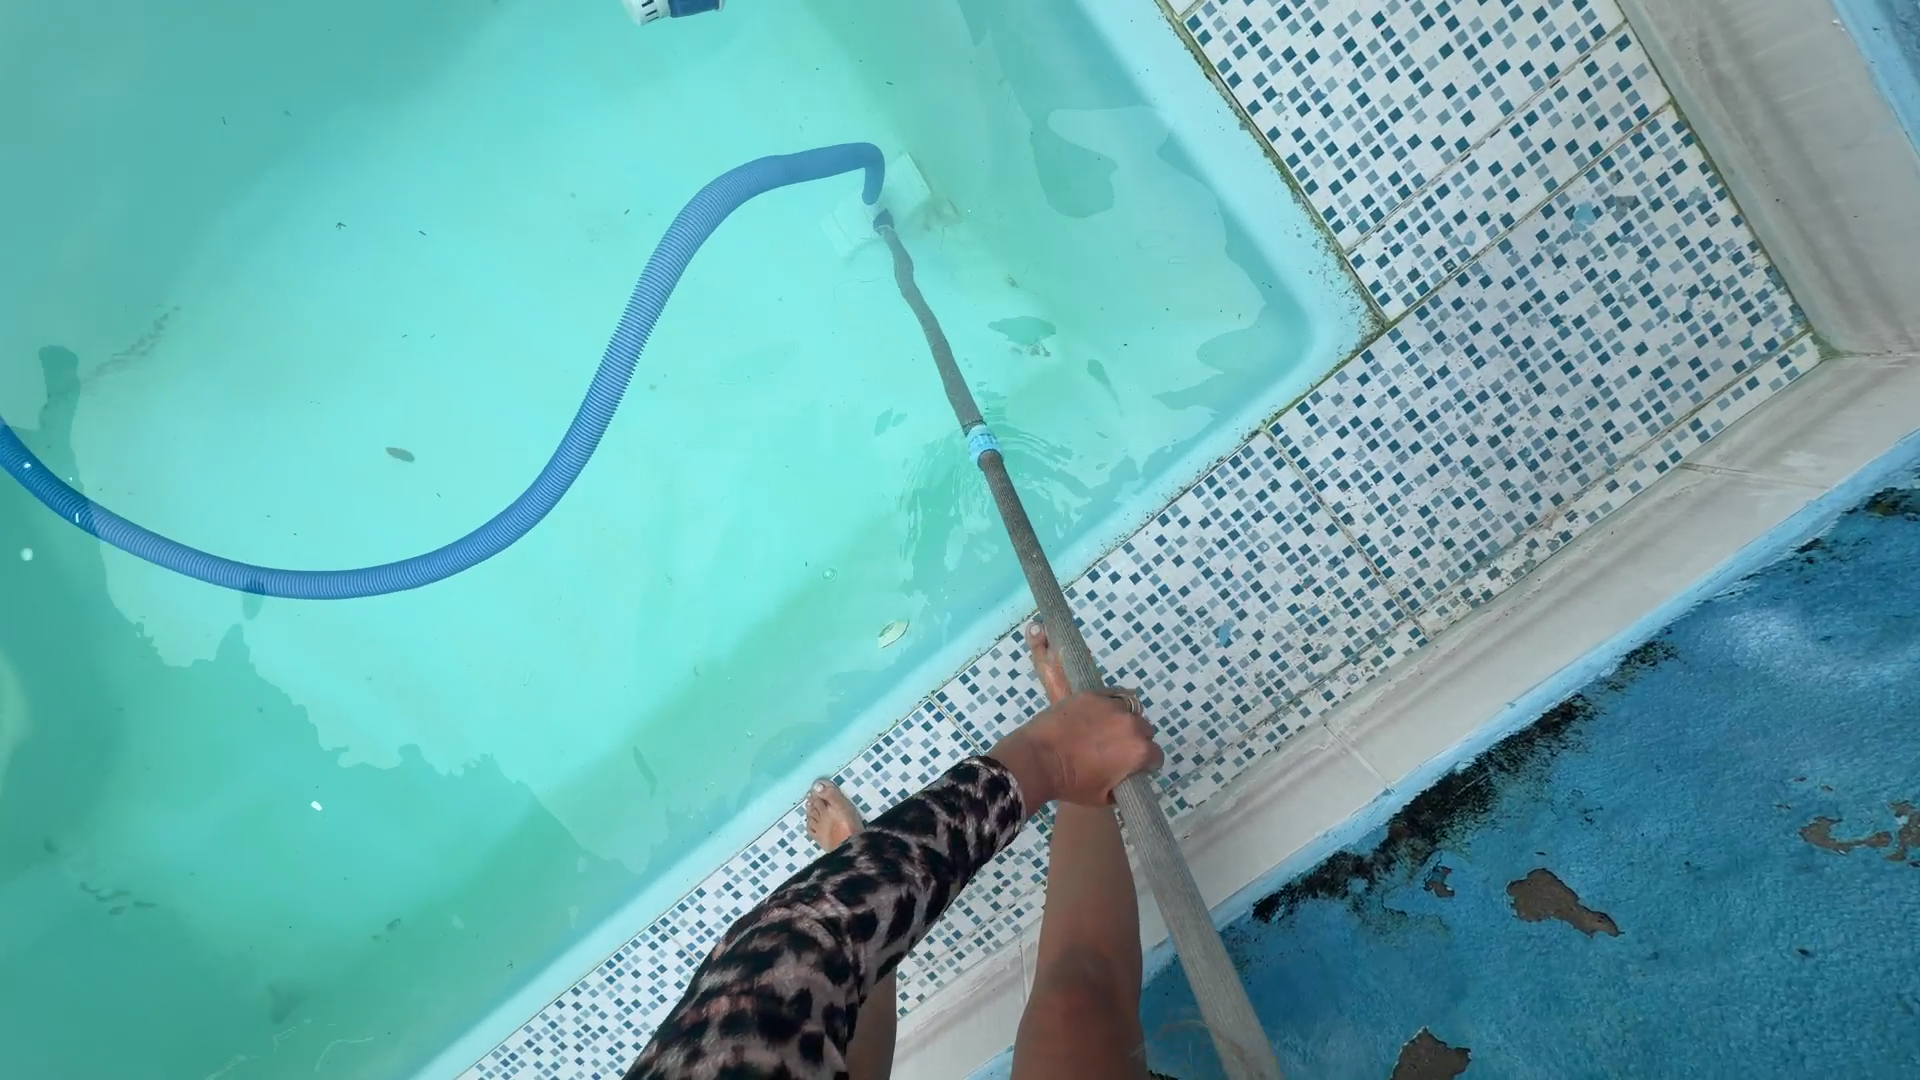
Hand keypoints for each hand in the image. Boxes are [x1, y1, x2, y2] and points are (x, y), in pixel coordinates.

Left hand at [990, 688, 1163, 807]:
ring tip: (1106, 728)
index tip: (1131, 767)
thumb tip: (1128, 777)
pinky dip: (1112, 702)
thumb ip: (1125, 785)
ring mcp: (1112, 705)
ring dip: (1124, 719)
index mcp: (1139, 751)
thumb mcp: (1105, 797)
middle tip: (1115, 748)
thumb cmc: (1071, 783)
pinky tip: (1102, 711)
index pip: (1156, 755)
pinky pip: (1114, 694)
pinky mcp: (1093, 693)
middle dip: (1135, 740)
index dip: (1145, 763)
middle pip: (1145, 730)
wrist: (1038, 759)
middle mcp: (1131, 724)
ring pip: (1131, 709)